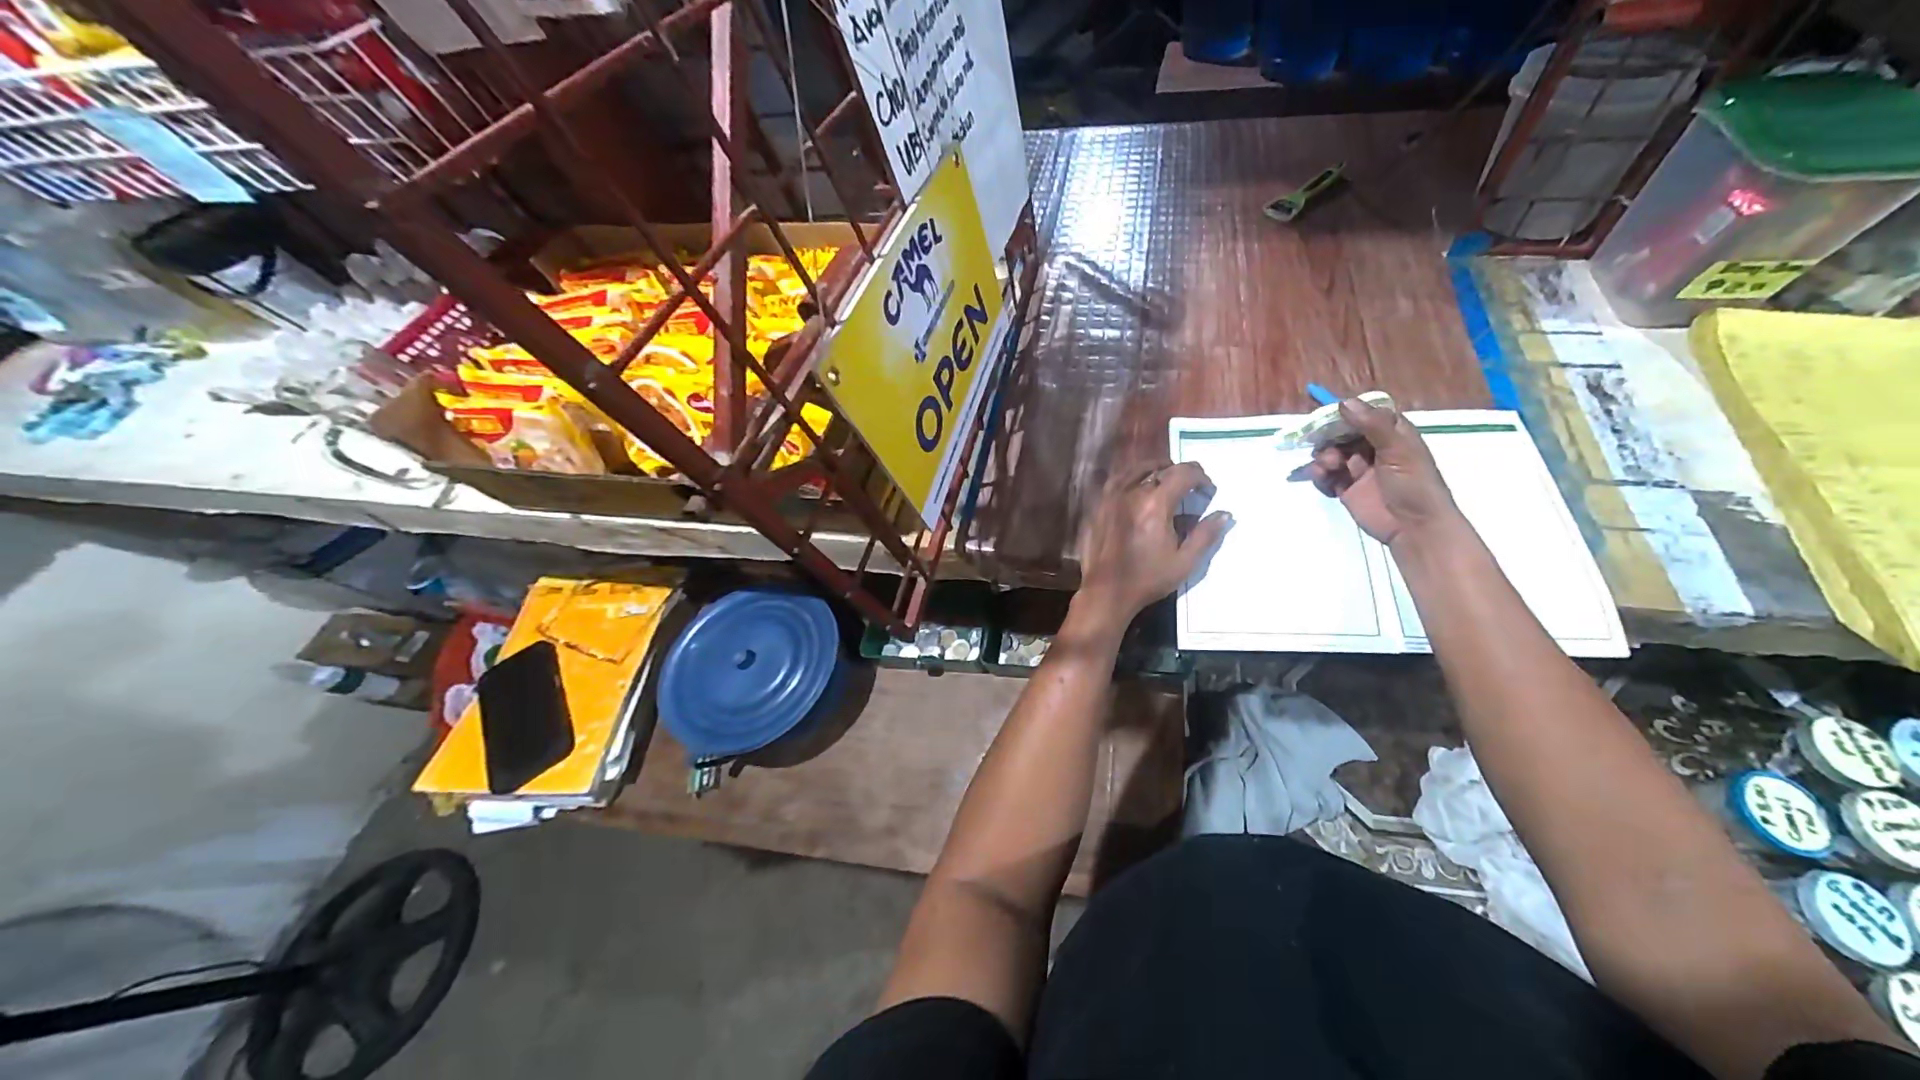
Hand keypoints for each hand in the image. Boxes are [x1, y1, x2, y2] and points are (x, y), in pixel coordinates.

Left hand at [1076, 460, 1232, 621]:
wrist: (1106, 592)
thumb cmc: (1148, 579)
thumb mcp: (1184, 561)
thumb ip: (1206, 534)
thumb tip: (1225, 514)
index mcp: (1155, 504)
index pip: (1183, 474)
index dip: (1201, 477)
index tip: (1208, 490)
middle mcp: (1132, 492)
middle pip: (1161, 468)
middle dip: (1181, 472)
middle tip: (1191, 485)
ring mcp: (1111, 497)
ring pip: (1136, 469)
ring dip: (1156, 469)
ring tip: (1167, 481)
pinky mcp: (1099, 505)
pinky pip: (1118, 480)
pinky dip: (1133, 477)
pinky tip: (1139, 487)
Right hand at [1306, 399, 1458, 546]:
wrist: (1415, 527)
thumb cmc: (1413, 484)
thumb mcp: (1398, 449)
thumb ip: (1372, 425)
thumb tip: (1343, 402)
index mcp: (1392, 434)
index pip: (1364, 415)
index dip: (1345, 414)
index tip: (1327, 416)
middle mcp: (1374, 448)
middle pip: (1342, 434)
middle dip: (1329, 439)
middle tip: (1326, 447)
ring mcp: (1359, 469)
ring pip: (1331, 454)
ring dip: (1324, 458)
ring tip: (1327, 468)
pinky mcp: (1346, 489)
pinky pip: (1326, 477)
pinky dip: (1320, 476)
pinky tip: (1323, 479)